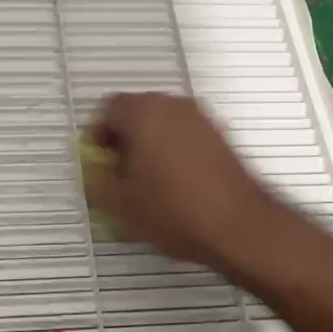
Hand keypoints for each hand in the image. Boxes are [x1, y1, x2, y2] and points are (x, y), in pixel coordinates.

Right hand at [84, 93, 287, 271]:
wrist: (239, 226)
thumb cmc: (173, 210)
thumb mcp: (120, 203)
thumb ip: (96, 181)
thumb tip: (92, 171)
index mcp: (142, 112)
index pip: (108, 109)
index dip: (97, 136)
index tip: (97, 162)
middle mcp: (171, 104)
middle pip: (136, 113)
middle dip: (123, 139)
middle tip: (118, 172)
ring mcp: (200, 117)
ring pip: (162, 124)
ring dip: (148, 144)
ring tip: (146, 180)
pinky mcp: (219, 135)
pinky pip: (184, 134)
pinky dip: (173, 150)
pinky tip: (174, 183)